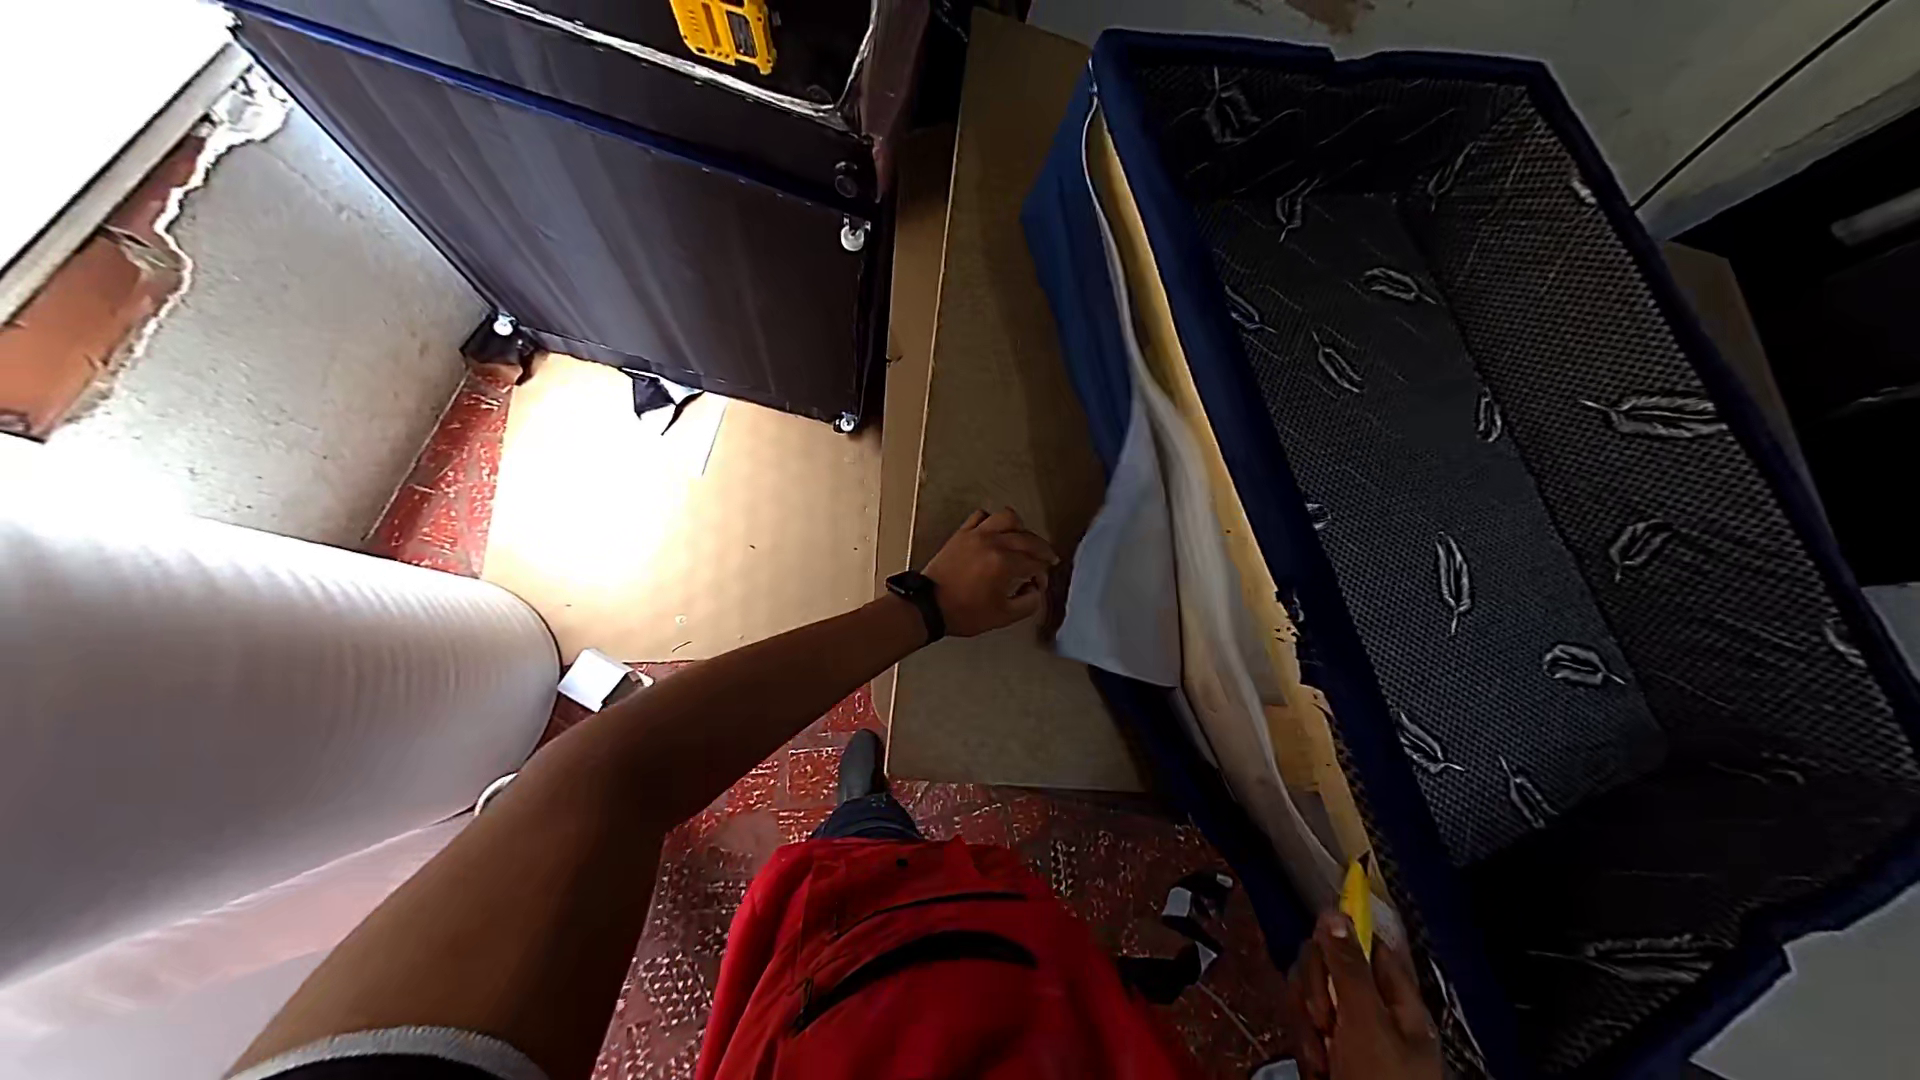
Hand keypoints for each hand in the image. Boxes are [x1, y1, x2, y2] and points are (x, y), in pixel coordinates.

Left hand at [920, 508, 1058, 637]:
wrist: (929, 607)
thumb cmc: (962, 612)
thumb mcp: (1003, 616)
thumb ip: (1028, 603)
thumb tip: (1036, 591)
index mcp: (1004, 564)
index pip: (1036, 563)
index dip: (1043, 573)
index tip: (1040, 582)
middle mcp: (992, 544)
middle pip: (1028, 539)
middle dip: (1041, 551)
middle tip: (1045, 560)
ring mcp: (976, 535)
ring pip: (1008, 518)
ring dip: (1021, 529)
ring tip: (1024, 540)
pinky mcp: (962, 534)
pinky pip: (981, 516)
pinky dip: (992, 521)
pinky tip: (996, 531)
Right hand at [1279, 912, 1441, 1079]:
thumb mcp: (1366, 1022)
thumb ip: (1347, 966)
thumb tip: (1334, 911)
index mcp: (1398, 1003)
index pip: (1369, 946)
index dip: (1343, 936)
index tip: (1319, 940)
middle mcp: (1373, 1012)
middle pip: (1330, 966)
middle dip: (1315, 987)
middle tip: (1322, 1017)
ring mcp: (1351, 1034)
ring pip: (1311, 994)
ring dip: (1306, 1020)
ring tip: (1319, 1052)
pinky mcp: (1329, 1053)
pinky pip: (1304, 1026)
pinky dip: (1304, 1043)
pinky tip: (1315, 1066)